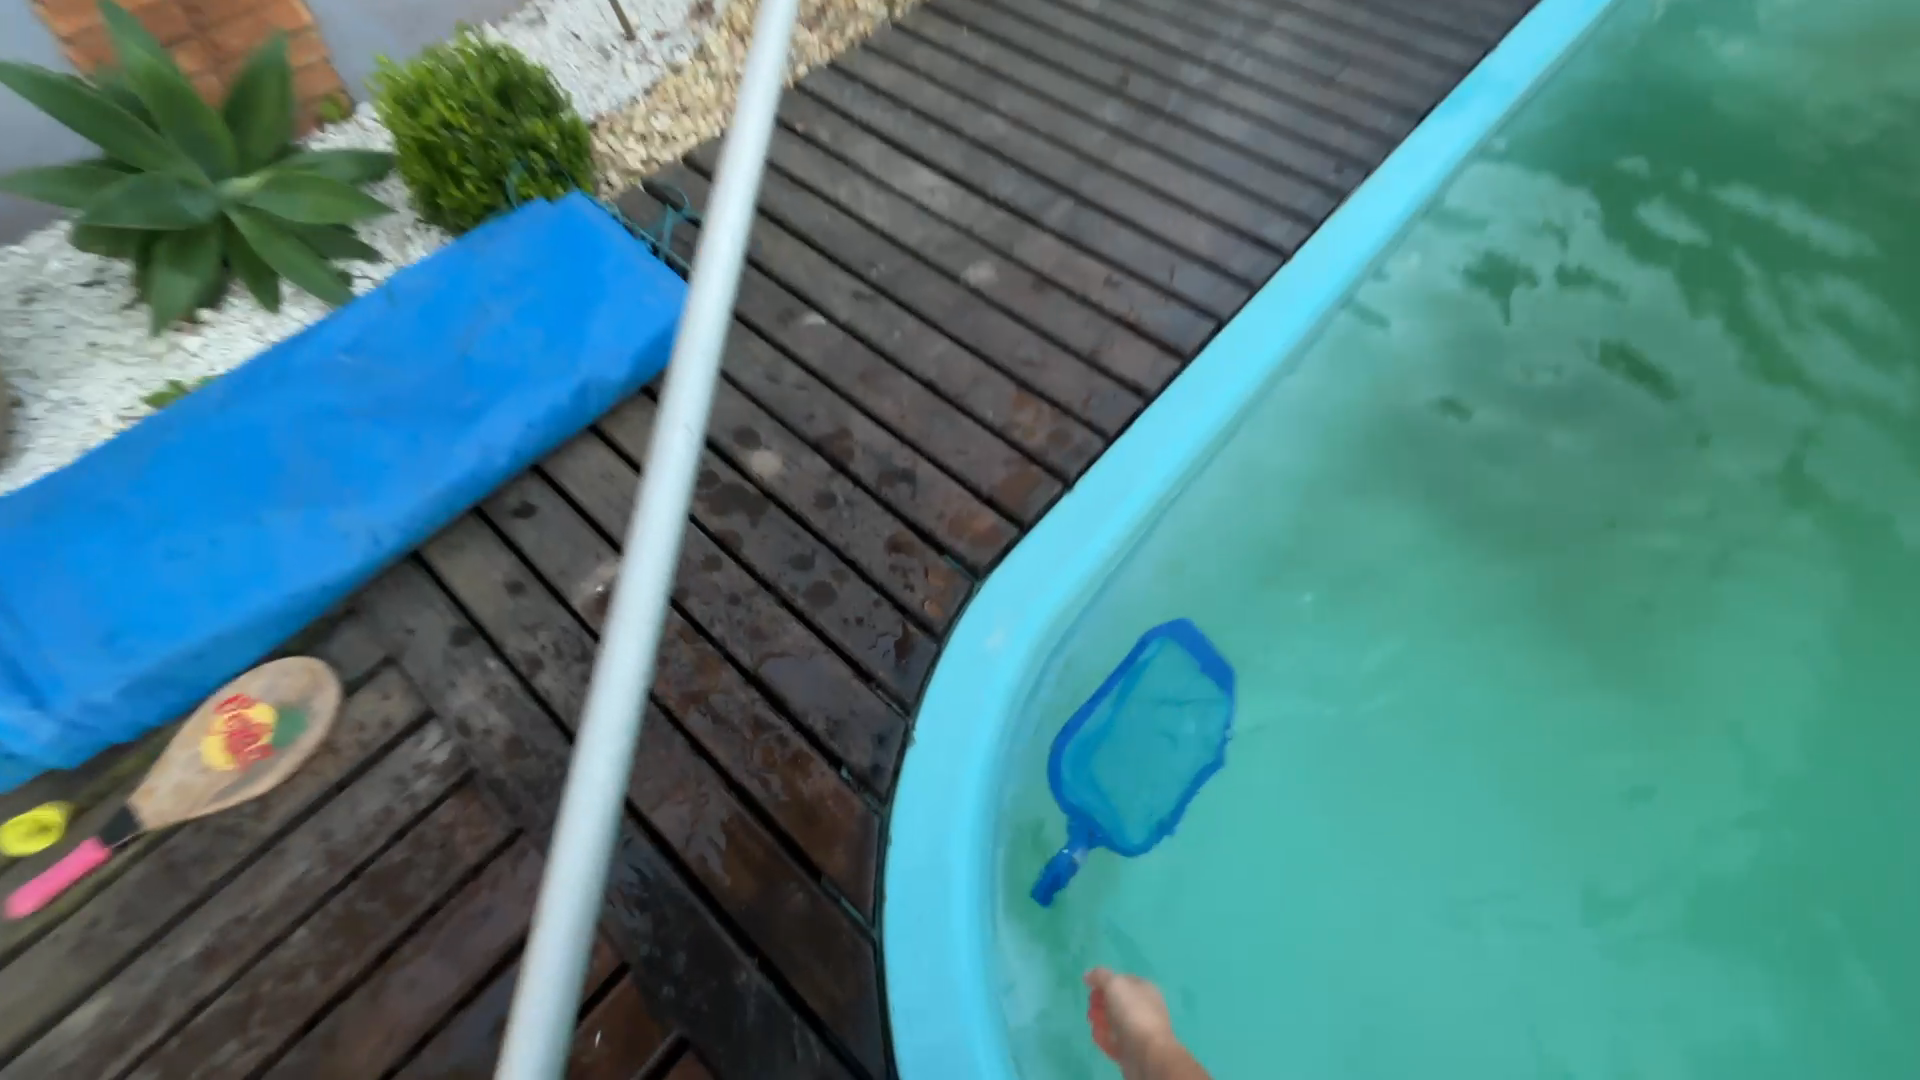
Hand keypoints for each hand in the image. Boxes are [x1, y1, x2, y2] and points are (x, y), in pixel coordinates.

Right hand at [1084, 967, 1175, 1065]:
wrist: (1148, 1055)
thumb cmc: (1133, 1013)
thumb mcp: (1114, 984)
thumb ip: (1100, 976)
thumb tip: (1088, 976)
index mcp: (1144, 989)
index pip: (1122, 980)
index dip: (1104, 982)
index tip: (1091, 988)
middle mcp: (1143, 1008)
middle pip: (1116, 1002)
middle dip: (1100, 1002)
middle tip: (1091, 1007)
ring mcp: (1138, 1031)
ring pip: (1114, 1022)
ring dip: (1100, 1020)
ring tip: (1092, 1022)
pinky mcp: (1131, 1050)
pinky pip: (1114, 1041)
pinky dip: (1103, 1037)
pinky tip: (1097, 1036)